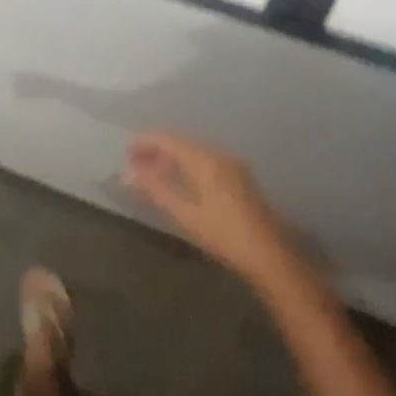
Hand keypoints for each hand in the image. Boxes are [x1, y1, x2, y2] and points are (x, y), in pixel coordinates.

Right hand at [124, 131, 293, 286]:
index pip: (169, 140)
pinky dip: (187, 166)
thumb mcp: (184, 213)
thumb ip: (155, 189)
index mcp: (206, 160)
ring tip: (152, 173)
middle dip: (156, 150)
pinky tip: (179, 182)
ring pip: (195, 153)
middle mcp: (221, 156)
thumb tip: (128, 173)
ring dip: (172, 159)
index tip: (125, 150)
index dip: (145, 142)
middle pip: (182, 144)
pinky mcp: (241, 180)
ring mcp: (234, 167)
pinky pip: (206, 163)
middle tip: (134, 163)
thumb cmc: (224, 234)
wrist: (270, 256)